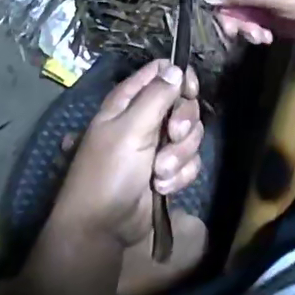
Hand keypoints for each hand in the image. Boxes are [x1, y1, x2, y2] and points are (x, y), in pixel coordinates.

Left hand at [49, 59, 204, 249]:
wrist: (103, 226)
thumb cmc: (108, 172)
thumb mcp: (130, 129)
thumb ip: (156, 97)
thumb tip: (177, 68)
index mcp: (130, 100)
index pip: (162, 71)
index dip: (179, 77)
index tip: (188, 93)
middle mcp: (146, 117)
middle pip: (184, 103)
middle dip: (184, 123)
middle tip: (172, 137)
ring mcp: (158, 144)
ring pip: (191, 134)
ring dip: (179, 156)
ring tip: (159, 173)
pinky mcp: (169, 170)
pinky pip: (190, 162)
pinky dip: (180, 175)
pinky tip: (162, 187)